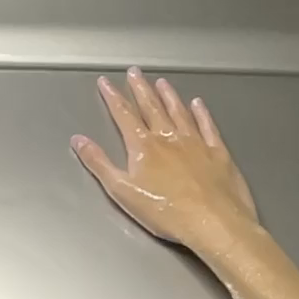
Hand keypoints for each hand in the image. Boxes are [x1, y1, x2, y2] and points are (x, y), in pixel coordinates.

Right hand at [71, 68, 260, 257]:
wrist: (216, 226)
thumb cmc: (166, 212)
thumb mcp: (122, 191)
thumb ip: (98, 163)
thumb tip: (78, 139)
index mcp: (143, 146)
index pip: (124, 115)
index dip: (113, 97)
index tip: (106, 82)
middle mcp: (168, 138)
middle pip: (151, 107)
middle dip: (140, 88)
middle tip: (134, 72)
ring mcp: (196, 144)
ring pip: (179, 112)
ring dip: (168, 95)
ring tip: (161, 82)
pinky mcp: (220, 155)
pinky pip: (209, 127)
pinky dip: (202, 114)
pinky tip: (198, 104)